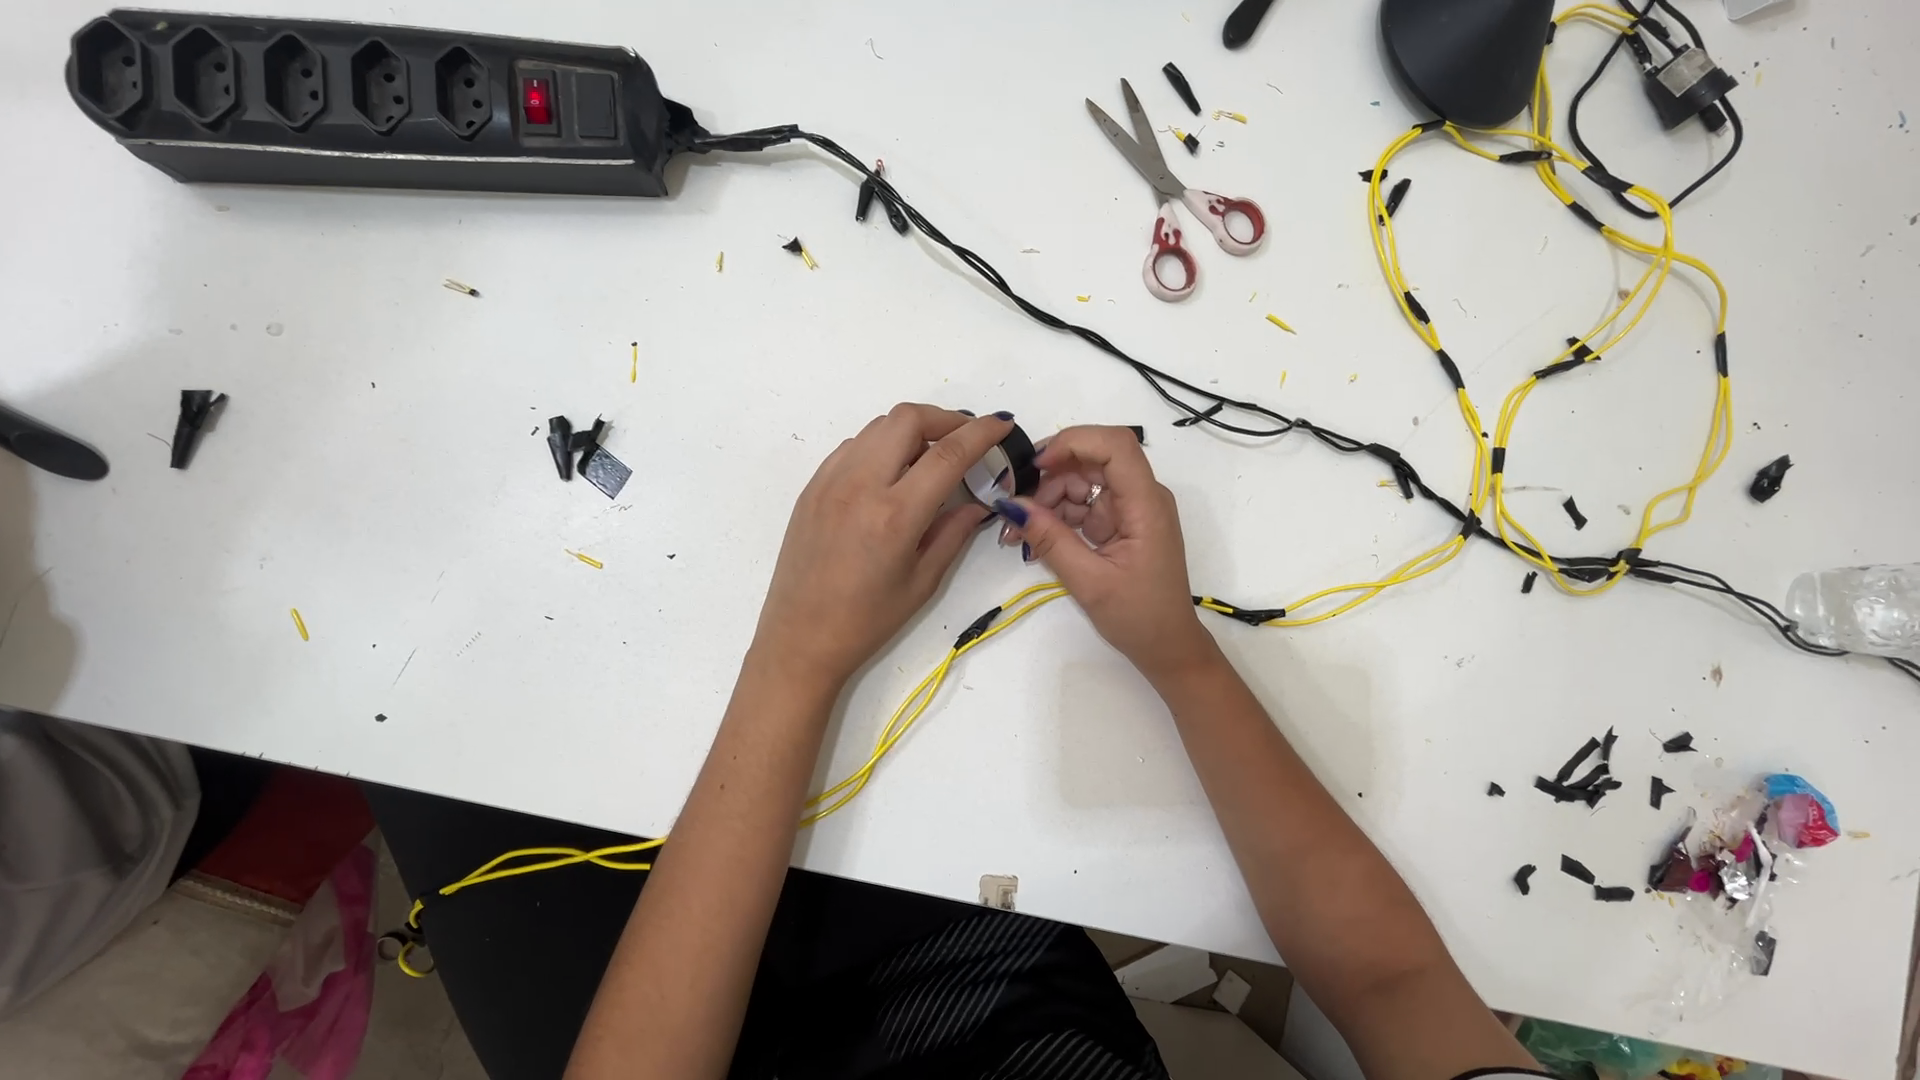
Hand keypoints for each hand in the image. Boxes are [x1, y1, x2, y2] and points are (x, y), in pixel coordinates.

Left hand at [751, 404, 1013, 689]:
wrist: (800, 638)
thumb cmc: (867, 621)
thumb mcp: (922, 582)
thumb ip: (954, 533)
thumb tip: (978, 503)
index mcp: (894, 515)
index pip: (947, 454)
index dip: (981, 432)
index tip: (1001, 425)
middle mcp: (860, 485)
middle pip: (908, 418)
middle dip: (945, 418)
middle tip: (965, 439)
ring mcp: (830, 481)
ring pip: (877, 426)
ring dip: (911, 429)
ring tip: (930, 456)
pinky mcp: (811, 487)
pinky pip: (853, 446)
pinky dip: (881, 444)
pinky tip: (892, 472)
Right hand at [997, 426, 1215, 683]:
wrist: (1167, 646)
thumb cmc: (1139, 616)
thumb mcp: (1089, 581)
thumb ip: (1050, 540)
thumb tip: (1011, 505)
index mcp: (1146, 504)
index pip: (1115, 446)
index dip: (1074, 442)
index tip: (1037, 465)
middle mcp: (1141, 496)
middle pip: (1093, 459)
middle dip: (1050, 476)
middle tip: (1015, 507)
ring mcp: (1129, 508)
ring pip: (1082, 480)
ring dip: (1047, 498)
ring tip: (1018, 532)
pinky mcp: (1118, 522)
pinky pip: (1083, 503)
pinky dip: (1056, 515)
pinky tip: (1034, 536)